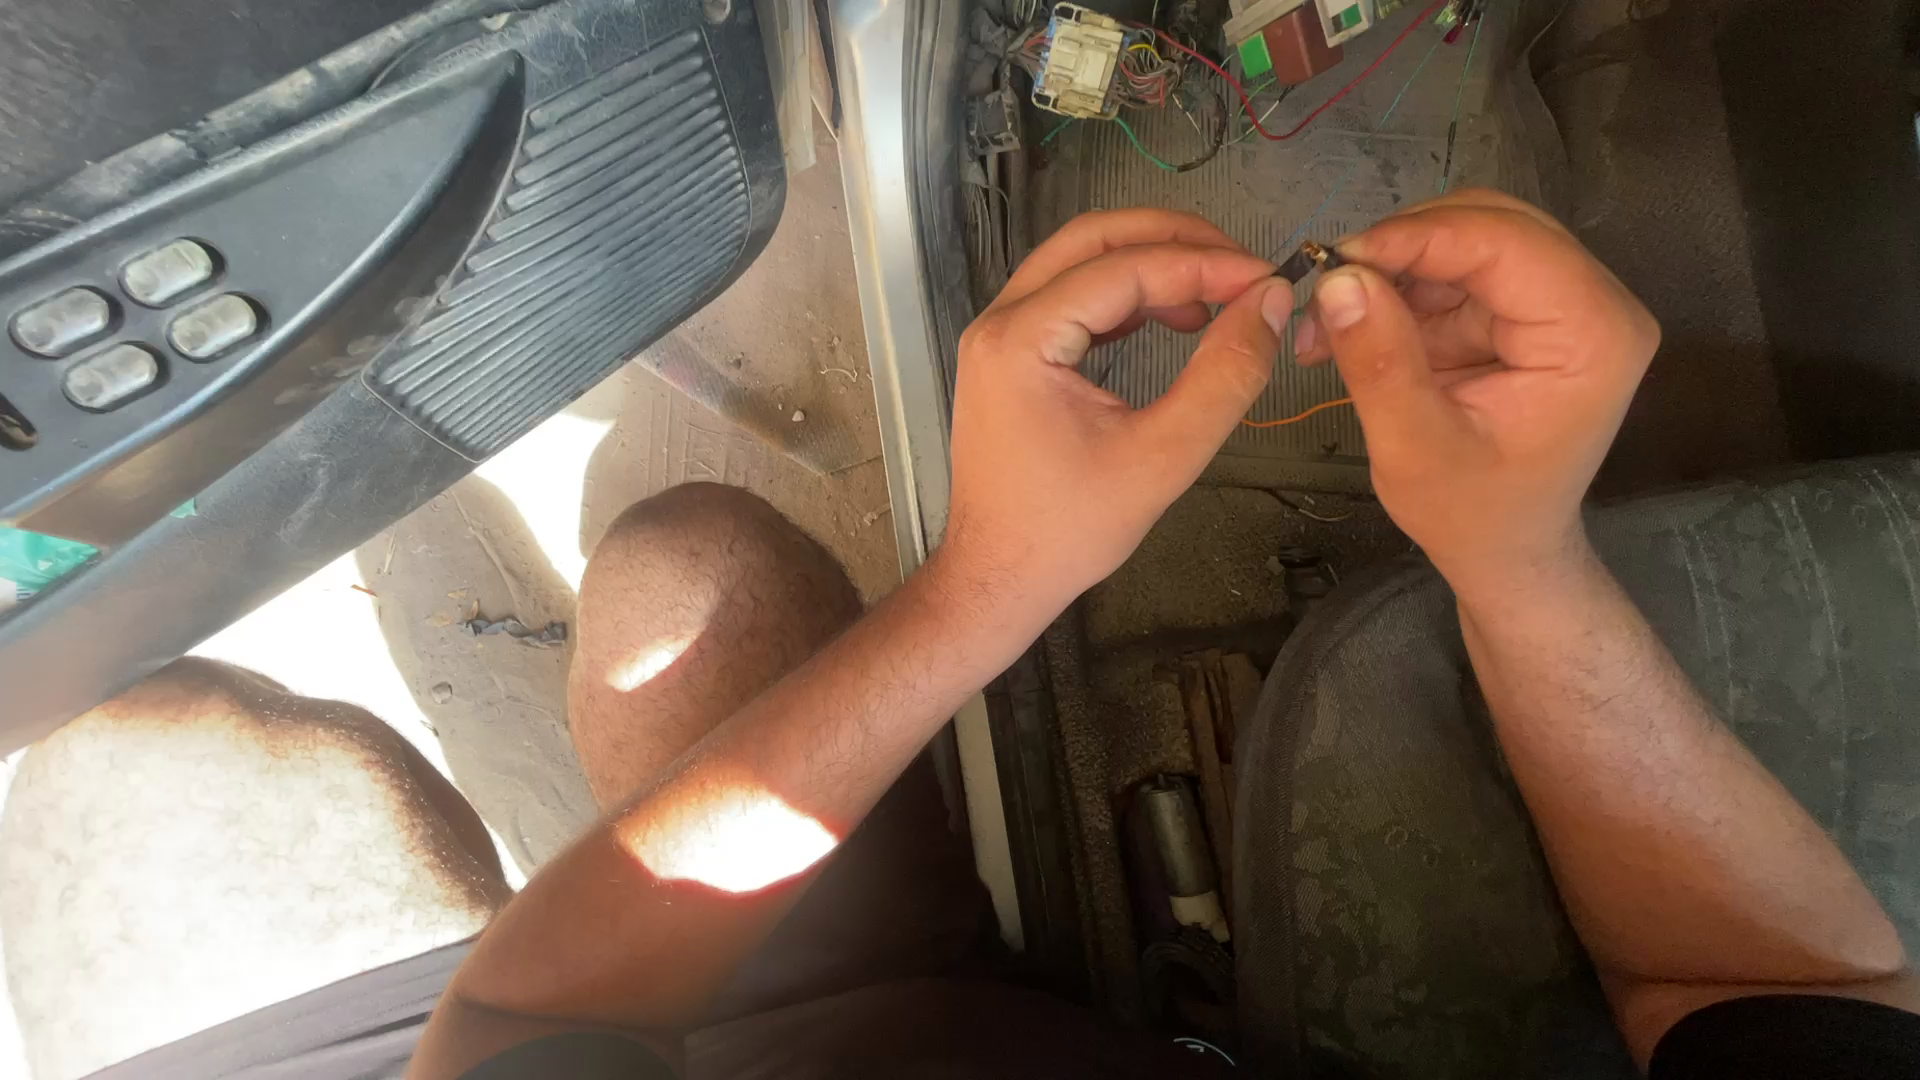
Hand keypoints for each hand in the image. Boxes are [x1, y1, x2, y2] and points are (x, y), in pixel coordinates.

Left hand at [937, 209, 1292, 620]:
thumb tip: (1267, 301)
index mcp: (1021, 340)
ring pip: (1076, 265)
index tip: (1266, 279)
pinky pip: (1064, 303)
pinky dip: (1117, 300)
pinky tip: (1163, 319)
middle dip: (1173, 242)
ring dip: (1146, 267)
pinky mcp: (1004, 360)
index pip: (1124, 268)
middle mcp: (997, 324)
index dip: (1205, 264)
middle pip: (1092, 241)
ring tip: (1210, 298)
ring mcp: (994, 340)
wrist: (998, 576)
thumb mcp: (1162, 457)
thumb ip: (1225, 376)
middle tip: (1239, 268)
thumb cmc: (1069, 531)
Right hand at [1293, 190, 1659, 592]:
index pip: (1507, 243)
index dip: (1417, 238)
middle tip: (1326, 289)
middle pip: (1490, 226)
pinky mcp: (1509, 321)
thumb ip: (1379, 362)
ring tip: (1323, 323)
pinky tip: (1344, 332)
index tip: (1333, 261)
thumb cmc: (1469, 512)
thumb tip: (1335, 282)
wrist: (1499, 547)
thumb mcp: (1413, 447)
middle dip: (1399, 248)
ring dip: (1386, 273)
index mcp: (1590, 333)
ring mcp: (1547, 309)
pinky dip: (1389, 297)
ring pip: (1461, 245)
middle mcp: (1584, 304)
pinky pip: (1444, 281)